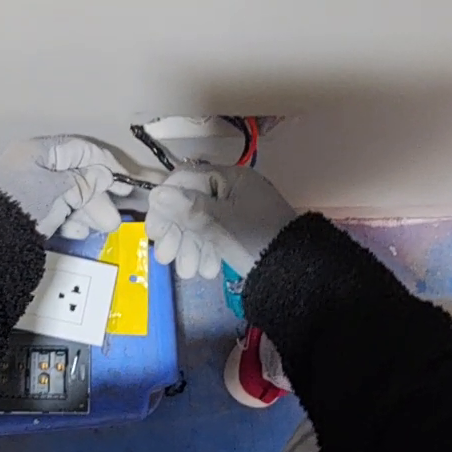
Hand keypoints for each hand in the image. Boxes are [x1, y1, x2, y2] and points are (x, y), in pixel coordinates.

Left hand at [0, 136, 124, 238]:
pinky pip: (55, 212)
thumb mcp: (58, 190)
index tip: (125, 183)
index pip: (81, 151)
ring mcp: (30, 191)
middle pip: (77, 177)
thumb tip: (104, 175)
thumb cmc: (22, 205)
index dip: (107, 166)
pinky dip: (69, 220)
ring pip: (68, 197)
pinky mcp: (27, 212)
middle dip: (98, 197)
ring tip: (103, 227)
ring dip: (88, 211)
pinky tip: (76, 231)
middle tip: (113, 216)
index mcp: (39, 152)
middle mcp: (34, 167)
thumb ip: (84, 182)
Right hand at [145, 163, 296, 278]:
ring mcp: (238, 213)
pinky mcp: (241, 233)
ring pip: (201, 225)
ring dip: (189, 248)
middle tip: (165, 257)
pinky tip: (206, 271)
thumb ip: (188, 209)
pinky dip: (206, 252)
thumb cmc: (256, 241)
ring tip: (188, 272)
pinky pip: (215, 237)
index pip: (184, 180)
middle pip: (190, 205)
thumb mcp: (220, 224)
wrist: (297, 273)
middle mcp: (232, 191)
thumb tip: (157, 193)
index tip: (154, 230)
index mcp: (230, 179)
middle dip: (176, 234)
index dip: (164, 204)